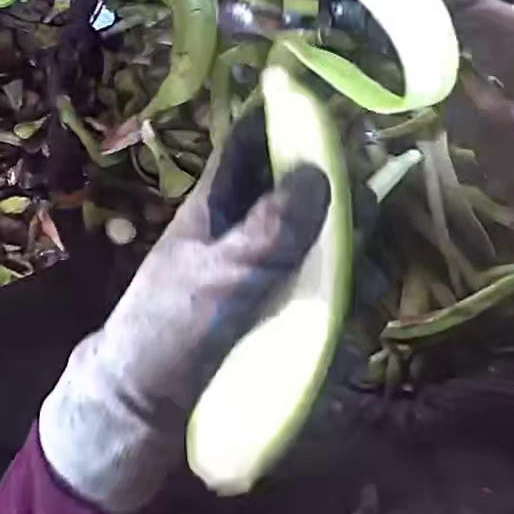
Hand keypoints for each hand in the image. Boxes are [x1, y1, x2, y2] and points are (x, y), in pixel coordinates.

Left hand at [38, 110, 328, 512]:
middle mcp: (242, 225)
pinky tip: (352, 307)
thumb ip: (270, 229)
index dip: (281, 117)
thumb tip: (319, 172)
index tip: (325, 109)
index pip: (250, 141)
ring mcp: (258, 268)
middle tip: (366, 197)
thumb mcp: (223, 274)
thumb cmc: (172, 326)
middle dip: (330, 187)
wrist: (143, 405)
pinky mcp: (271, 309)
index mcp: (218, 201)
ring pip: (309, 236)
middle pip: (292, 187)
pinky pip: (312, 286)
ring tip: (369, 253)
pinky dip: (334, 290)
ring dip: (341, 243)